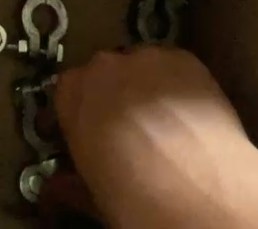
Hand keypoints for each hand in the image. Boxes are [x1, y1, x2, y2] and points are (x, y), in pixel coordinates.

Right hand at [53, 46, 257, 228]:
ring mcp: (146, 56)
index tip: (91, 137)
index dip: (81, 115)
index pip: (66, 92)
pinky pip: (172, 66)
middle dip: (112, 98)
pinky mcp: (184, 57)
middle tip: (129, 134)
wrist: (203, 192)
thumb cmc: (138, 201)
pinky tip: (189, 116)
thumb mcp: (96, 200)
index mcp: (73, 96)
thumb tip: (54, 188)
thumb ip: (71, 186)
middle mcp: (104, 66)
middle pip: (103, 74)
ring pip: (139, 67)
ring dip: (144, 87)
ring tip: (165, 125)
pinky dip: (176, 84)